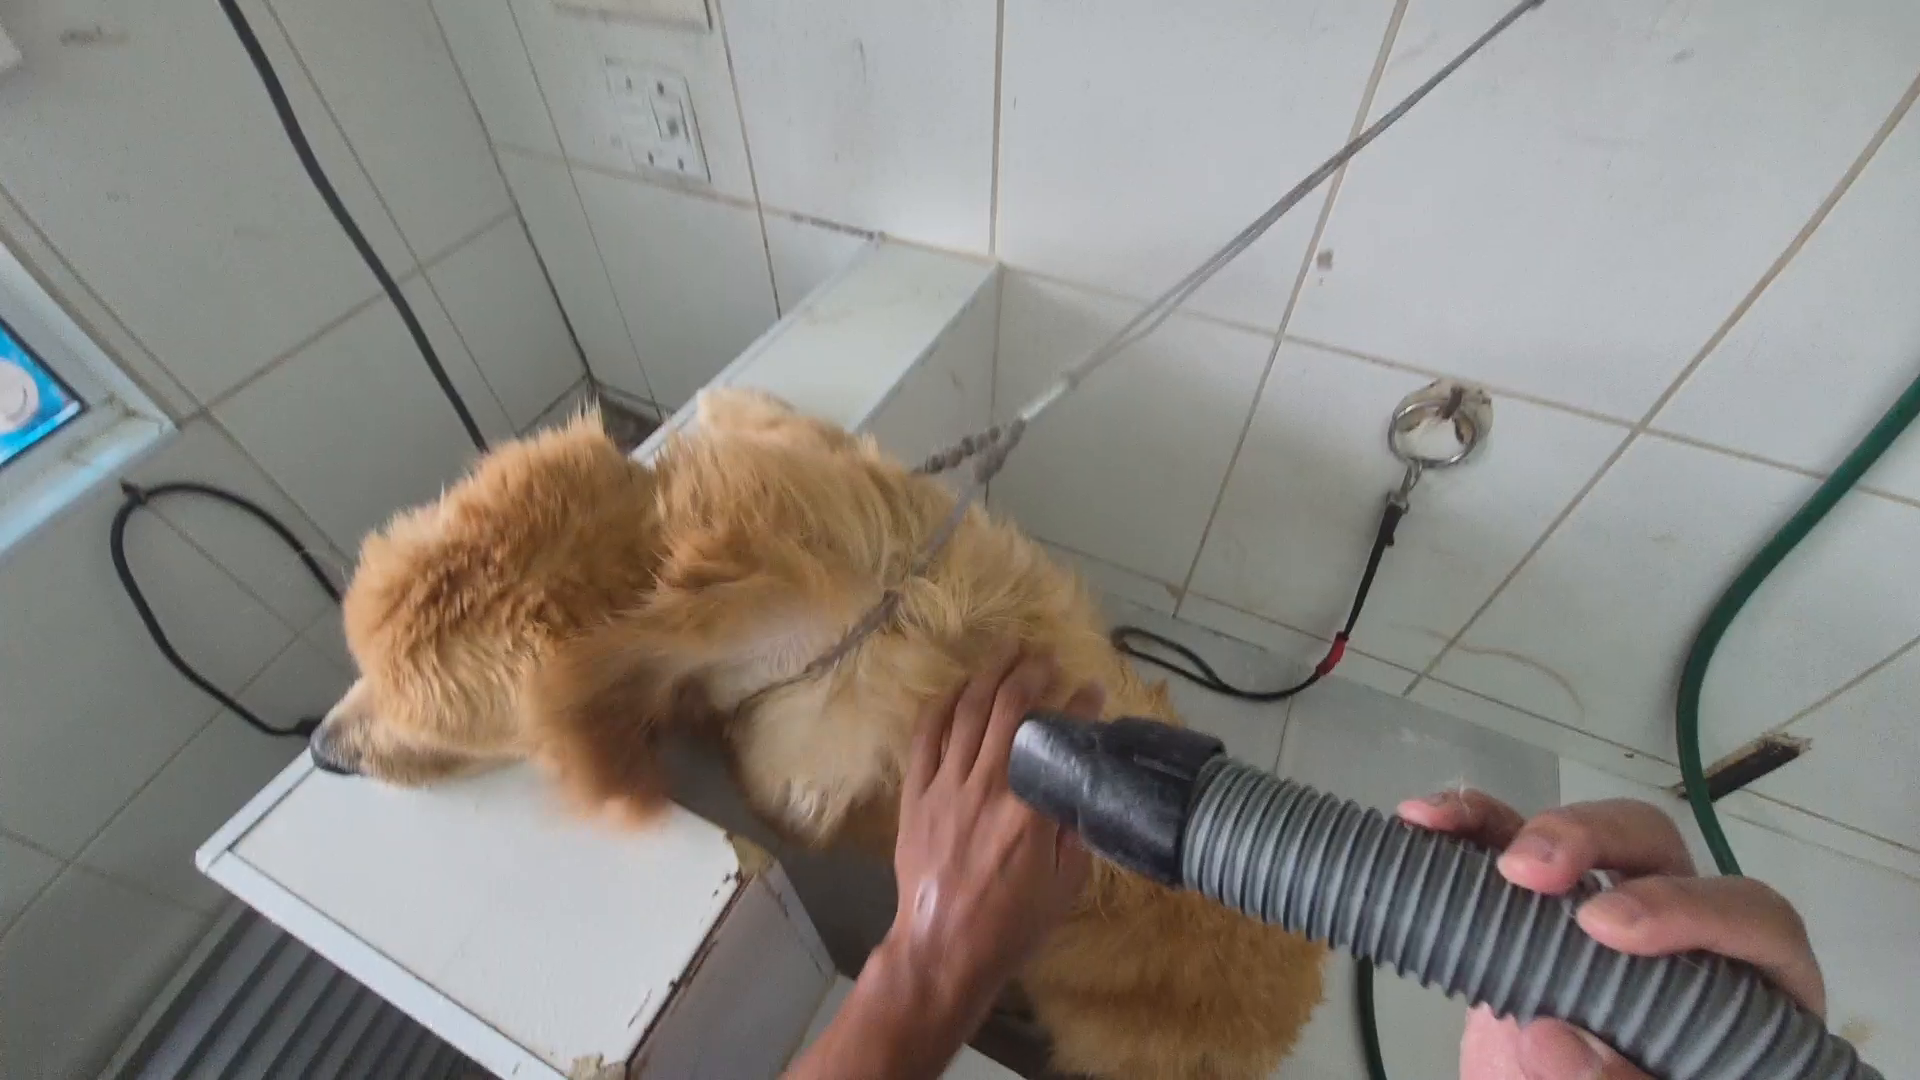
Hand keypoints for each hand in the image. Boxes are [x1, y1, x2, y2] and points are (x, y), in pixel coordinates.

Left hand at [887, 647, 1099, 1023]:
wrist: (943, 949)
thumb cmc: (1011, 924)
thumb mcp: (1065, 886)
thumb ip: (1076, 830)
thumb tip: (1081, 786)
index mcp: (1030, 810)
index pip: (1058, 738)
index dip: (1080, 705)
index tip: (1092, 686)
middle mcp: (987, 785)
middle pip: (1009, 708)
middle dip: (1031, 672)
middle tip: (1046, 656)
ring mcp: (946, 784)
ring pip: (968, 711)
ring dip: (990, 674)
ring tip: (1008, 650)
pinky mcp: (916, 791)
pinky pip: (926, 735)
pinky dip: (942, 704)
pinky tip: (958, 686)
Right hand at [1395, 791, 1821, 1079]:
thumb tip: (1552, 1034)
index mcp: (1739, 993)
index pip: (1747, 919)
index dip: (1686, 908)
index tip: (1602, 928)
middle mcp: (1666, 931)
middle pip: (1649, 845)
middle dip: (1586, 838)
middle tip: (1522, 872)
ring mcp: (1583, 905)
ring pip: (1567, 827)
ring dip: (1511, 823)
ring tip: (1449, 830)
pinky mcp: (1516, 897)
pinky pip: (1494, 837)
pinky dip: (1460, 821)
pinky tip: (1419, 820)